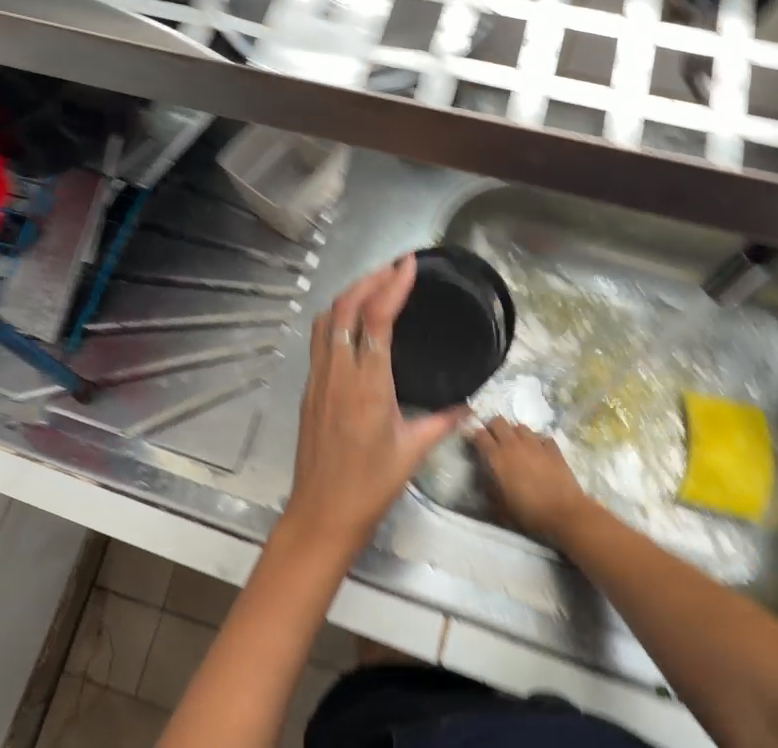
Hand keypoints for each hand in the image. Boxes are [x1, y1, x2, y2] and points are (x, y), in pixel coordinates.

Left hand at [283, 256, 465, 558]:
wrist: (322, 512)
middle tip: (395, 268)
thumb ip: (441, 422)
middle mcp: (338, 372)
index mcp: (367, 384)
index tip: (409, 264)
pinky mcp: (309, 389)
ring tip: (374, 283)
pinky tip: (352, 320)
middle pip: (345, 308)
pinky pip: (319, 339)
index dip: (392, 286)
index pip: (377, 319)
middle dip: (369, 280)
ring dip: (348, 294)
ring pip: (326, 320)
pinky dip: (336, 317)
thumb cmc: (370, 486)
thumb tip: (468, 407)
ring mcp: (319, 378)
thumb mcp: (412, 452)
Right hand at [474, 417, 596, 543]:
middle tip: (494, 441)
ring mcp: (535, 444)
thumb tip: (484, 475)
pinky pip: (541, 437)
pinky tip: (538, 452)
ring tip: (517, 446)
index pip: (480, 435)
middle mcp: (514, 444)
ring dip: (515, 433)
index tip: (475, 443)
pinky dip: (537, 441)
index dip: (475, 436)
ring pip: (520, 426)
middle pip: (498, 421)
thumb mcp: (500, 504)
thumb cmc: (528, 513)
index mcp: (497, 457)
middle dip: (493, 428)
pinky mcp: (553, 448)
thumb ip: (488, 485)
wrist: (564, 513)